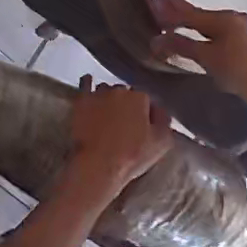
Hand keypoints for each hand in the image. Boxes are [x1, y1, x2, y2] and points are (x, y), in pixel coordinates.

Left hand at [66, 77, 172, 195]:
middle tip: (125, 122)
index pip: (146, 99)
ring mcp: (99, 94)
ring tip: (107, 112)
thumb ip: (164, 121)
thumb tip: (161, 111)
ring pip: (106, 89)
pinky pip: (85, 84)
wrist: (98, 164)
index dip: (144, 112)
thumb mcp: (161, 142)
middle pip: (125, 93)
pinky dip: (88, 82)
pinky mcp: (81, 101)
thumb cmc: (131, 155)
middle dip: (126, 104)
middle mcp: (119, 91)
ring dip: (108, 97)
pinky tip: (89, 81)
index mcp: (140, 98)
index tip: (142, 124)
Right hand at [150, 0, 246, 102]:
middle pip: (201, 15)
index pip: (191, 12)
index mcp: (224, 18)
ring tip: (175, 27)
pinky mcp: (246, 39)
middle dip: (181, 16)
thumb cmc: (235, 71)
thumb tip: (156, 40)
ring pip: (210, 23)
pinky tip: (197, 38)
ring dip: (192, 25)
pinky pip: (219, 30)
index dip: (171, 9)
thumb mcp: (205, 58)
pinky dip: (204, 33)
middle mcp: (234, 17)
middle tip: (162, 14)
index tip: (156, 1)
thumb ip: (180, 45)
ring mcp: (242, 27)